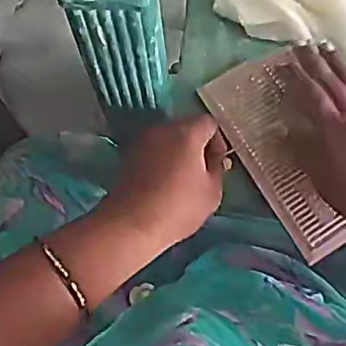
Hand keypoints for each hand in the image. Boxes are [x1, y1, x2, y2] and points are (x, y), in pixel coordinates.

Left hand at [94, 114, 230, 245]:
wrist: (132, 223)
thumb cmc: (179, 206)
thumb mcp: (212, 191)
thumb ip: (217, 167)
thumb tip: (213, 157)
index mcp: (186, 132)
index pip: (208, 122)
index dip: (217, 141)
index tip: (217, 162)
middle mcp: (161, 128)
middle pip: (186, 127)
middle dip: (197, 144)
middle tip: (202, 171)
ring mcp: (141, 140)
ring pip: (167, 138)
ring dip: (177, 151)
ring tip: (181, 178)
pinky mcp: (128, 154)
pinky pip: (152, 150)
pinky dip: (160, 159)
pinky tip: (162, 182)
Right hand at [284, 42, 345, 237]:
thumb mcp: (324, 179)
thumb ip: (306, 150)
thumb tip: (287, 127)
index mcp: (334, 128)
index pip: (310, 95)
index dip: (296, 78)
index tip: (284, 63)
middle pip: (331, 83)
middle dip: (315, 62)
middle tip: (301, 45)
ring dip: (341, 65)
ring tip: (328, 47)